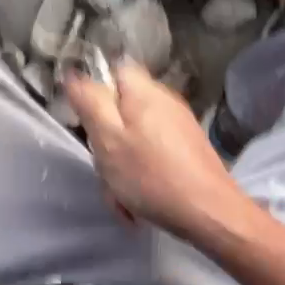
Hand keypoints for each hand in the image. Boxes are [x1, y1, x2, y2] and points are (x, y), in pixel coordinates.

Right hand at [65, 62, 245, 237]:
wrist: (210, 214)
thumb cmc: (151, 175)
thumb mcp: (108, 138)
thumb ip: (90, 101)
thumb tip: (74, 73)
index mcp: (142, 91)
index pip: (112, 70)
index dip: (94, 91)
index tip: (86, 120)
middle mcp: (163, 100)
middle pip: (121, 107)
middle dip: (106, 137)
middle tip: (103, 164)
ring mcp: (178, 125)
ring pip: (133, 136)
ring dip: (120, 163)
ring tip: (120, 193)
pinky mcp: (187, 148)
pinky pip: (151, 153)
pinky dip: (140, 174)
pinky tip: (138, 200)